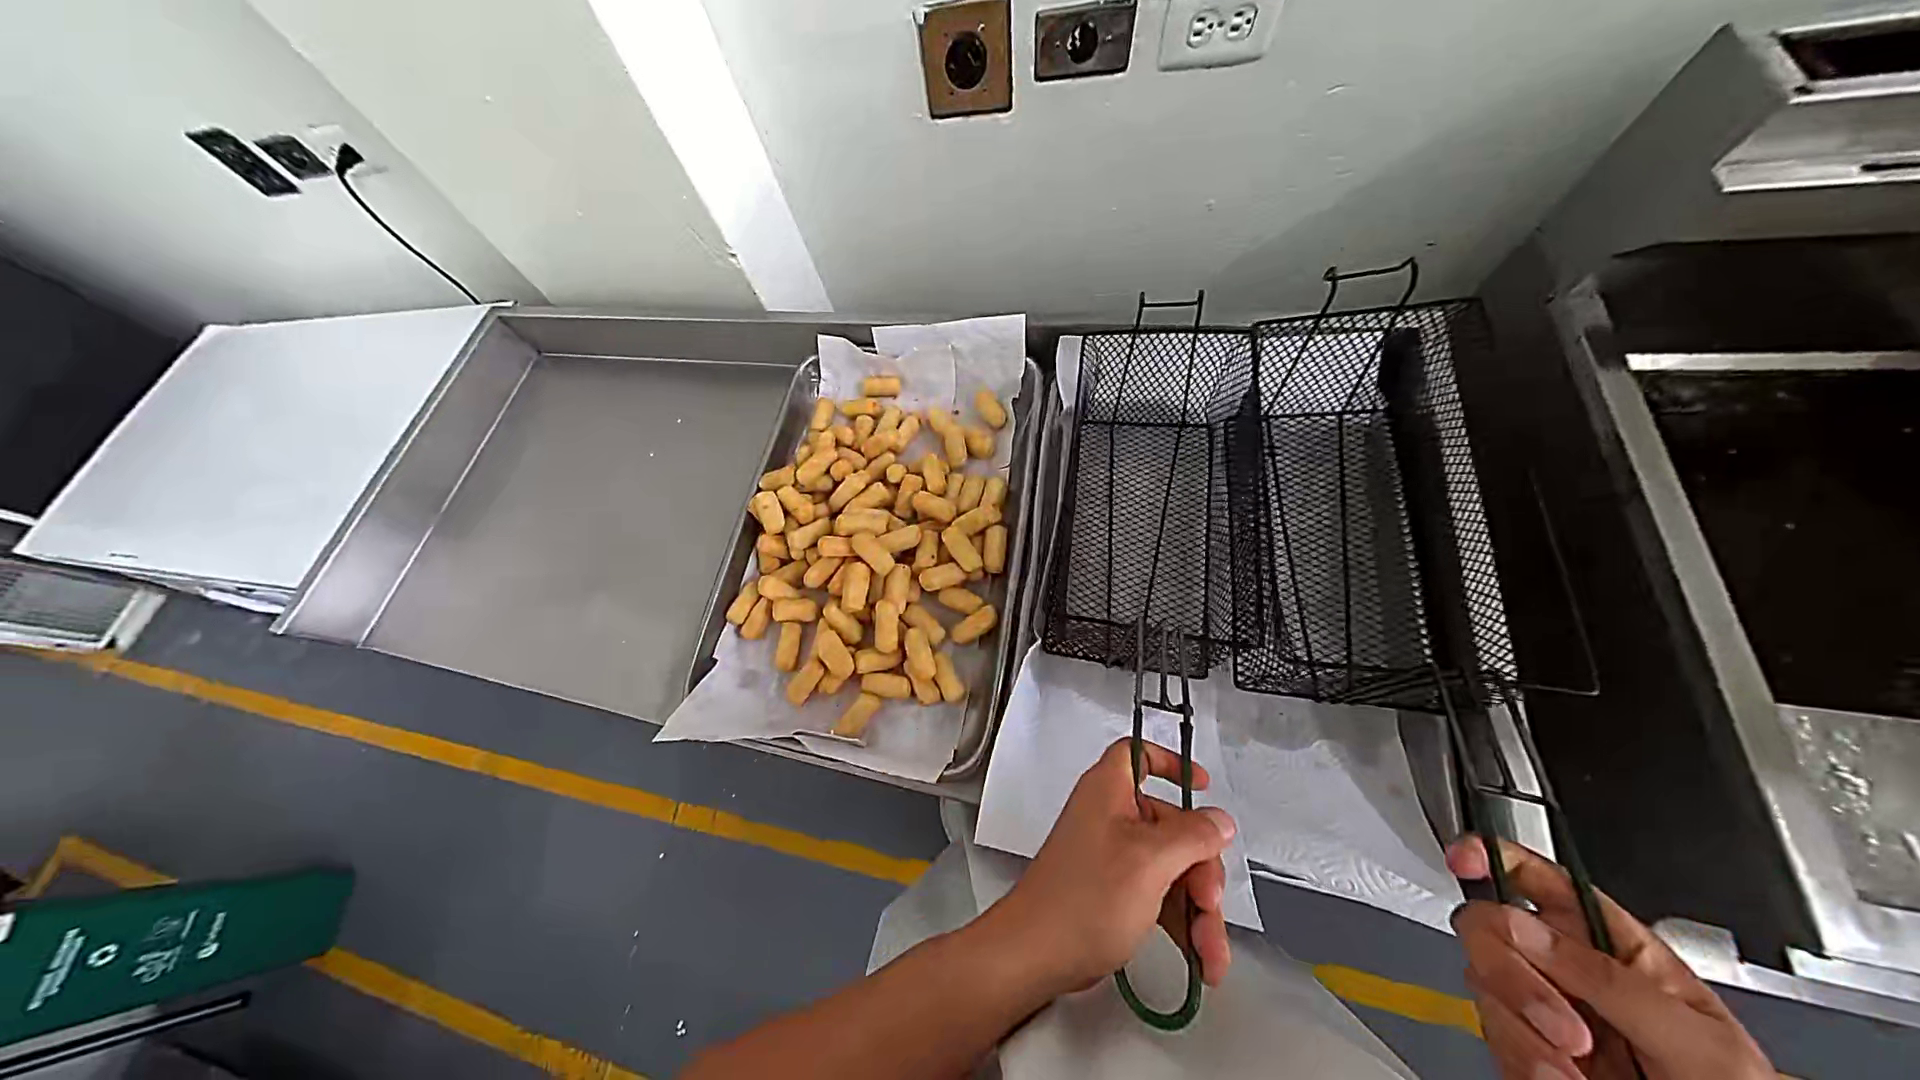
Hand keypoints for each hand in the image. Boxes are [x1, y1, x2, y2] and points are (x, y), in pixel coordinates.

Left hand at [985, 737, 1237, 996]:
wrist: (1038, 952)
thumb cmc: (1083, 898)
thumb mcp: (1149, 860)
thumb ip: (1192, 836)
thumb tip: (1219, 821)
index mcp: (1109, 791)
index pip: (1138, 753)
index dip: (1169, 761)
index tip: (1200, 784)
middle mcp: (1109, 816)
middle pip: (1172, 823)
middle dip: (1201, 867)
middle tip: (1209, 900)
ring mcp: (1111, 854)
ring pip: (1172, 867)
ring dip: (1198, 909)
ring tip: (1208, 949)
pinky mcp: (1113, 889)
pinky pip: (1159, 894)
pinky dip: (1182, 923)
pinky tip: (1199, 958)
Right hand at [1448, 836, 1773, 1079]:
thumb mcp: (1697, 1040)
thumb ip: (1608, 979)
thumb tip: (1519, 925)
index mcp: (1608, 943)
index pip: (1535, 877)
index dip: (1491, 854)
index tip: (1464, 860)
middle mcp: (1561, 965)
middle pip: (1488, 926)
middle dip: (1511, 975)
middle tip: (1561, 1026)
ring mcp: (1536, 1005)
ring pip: (1483, 982)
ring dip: (1523, 1032)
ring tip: (1574, 1069)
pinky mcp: (1523, 1045)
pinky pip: (1491, 1034)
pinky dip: (1521, 1062)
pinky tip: (1560, 1078)